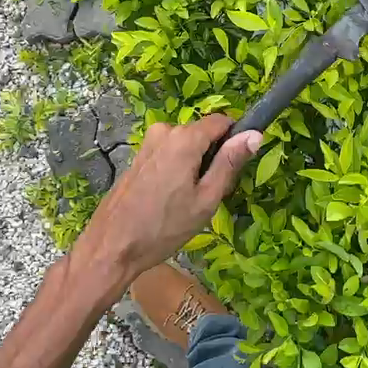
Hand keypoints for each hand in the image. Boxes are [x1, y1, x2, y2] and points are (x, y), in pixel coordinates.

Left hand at [76, 114, 260, 279]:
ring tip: (188, 203)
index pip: (222, 121)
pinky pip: (169, 154)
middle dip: (212, 158)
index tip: (234, 168)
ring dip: (194, 166)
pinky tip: (169, 200)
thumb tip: (255, 134)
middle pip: (203, 134)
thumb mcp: (206, 199)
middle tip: (209, 195)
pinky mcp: (138, 157)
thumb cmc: (164, 227)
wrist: (111, 246)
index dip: (234, 140)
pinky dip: (176, 171)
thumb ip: (230, 163)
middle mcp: (164, 131)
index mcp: (184, 138)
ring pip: (186, 146)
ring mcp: (148, 143)